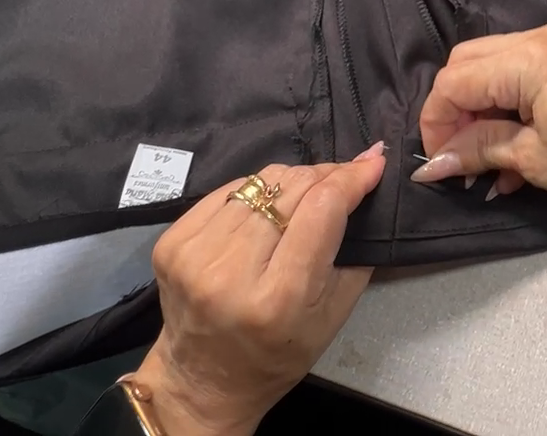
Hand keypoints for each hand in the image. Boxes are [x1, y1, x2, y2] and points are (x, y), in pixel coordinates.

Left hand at [129, 144, 385, 435]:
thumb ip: (354, 243)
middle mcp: (231, 272)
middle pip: (293, 186)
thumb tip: (369, 171)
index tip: (374, 163)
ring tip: (307, 194)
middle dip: (328, 175)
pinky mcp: (172, 242)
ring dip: (294, 180)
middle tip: (345, 179)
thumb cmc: (280, 352)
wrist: (202, 382)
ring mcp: (196, 255)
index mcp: (278, 297)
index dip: (352, 178)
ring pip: (264, 180)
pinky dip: (258, 190)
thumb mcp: (335, 310)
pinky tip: (267, 207)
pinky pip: (232, 188)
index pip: (321, 208)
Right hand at [413, 24, 546, 205]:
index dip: (436, 123)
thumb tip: (431, 165)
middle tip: (460, 156)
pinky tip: (513, 149)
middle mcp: (536, 39)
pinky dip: (508, 104)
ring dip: (481, 110)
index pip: (453, 82)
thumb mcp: (532, 158)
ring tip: (487, 162)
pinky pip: (520, 71)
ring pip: (492, 66)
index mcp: (524, 58)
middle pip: (467, 64)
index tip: (438, 162)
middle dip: (455, 112)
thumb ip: (477, 151)